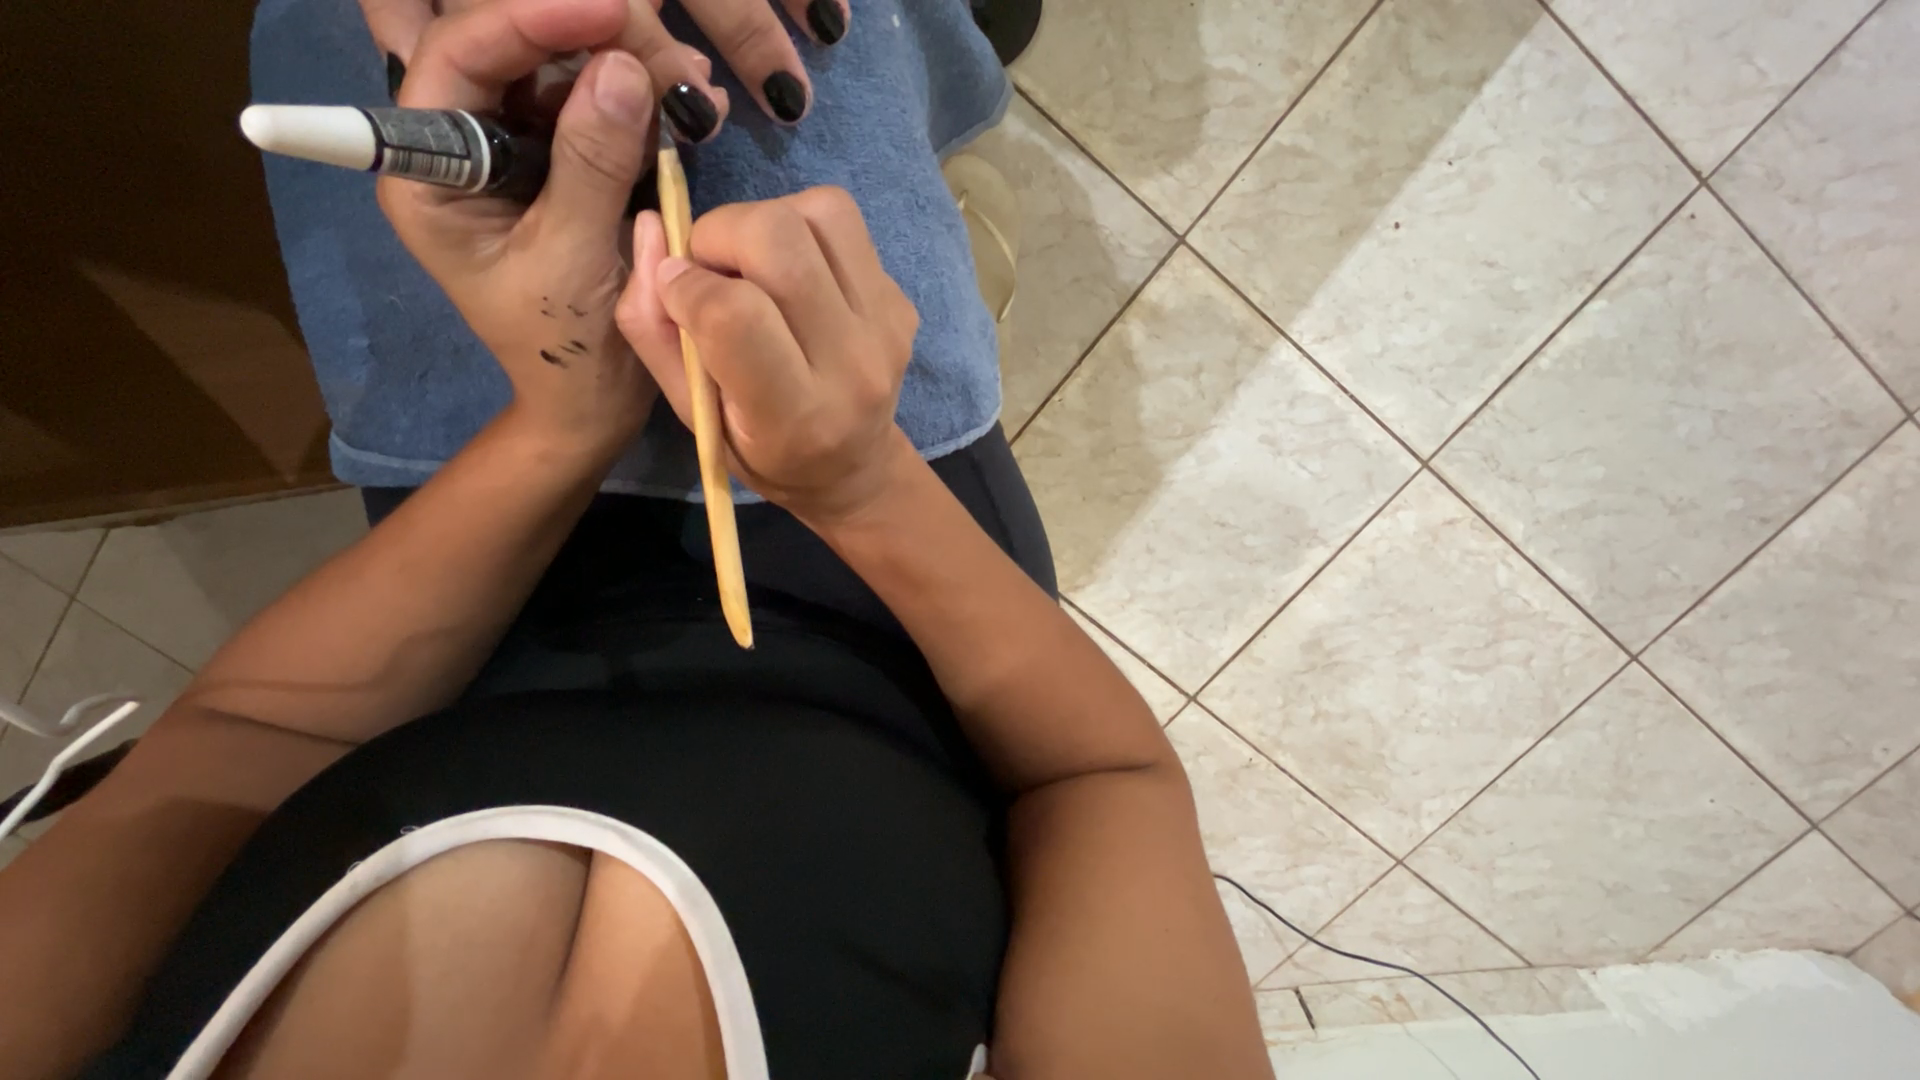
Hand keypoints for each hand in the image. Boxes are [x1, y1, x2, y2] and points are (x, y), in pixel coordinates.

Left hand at [380, 0, 659, 457]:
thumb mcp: (574, 258)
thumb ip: (592, 163)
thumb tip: (625, 69)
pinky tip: (686, 103)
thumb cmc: (567, 351)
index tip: (608, 10)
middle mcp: (463, 150)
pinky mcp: (563, 170)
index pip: (458, 62)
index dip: (527, 22)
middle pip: (507, 55)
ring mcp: (516, 158)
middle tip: (662, 52)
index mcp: (428, 173)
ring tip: (691, 82)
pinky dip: (641, 105)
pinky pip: (596, 114)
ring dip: (623, 67)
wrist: (594, 404)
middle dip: (584, 42)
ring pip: (558, 77)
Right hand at [615, 187, 921, 524]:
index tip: (676, 291)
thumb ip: (656, 330)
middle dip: (723, 233)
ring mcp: (886, 329)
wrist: (855, 468)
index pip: (735, 314)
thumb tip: (651, 227)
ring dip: (769, 220)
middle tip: (713, 268)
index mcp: (794, 415)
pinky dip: (804, 231)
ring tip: (753, 266)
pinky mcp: (903, 301)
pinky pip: (846, 225)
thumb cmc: (764, 452)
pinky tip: (794, 275)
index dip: (688, 284)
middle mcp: (852, 367)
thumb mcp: (696, 415)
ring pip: (822, 211)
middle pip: (779, 239)